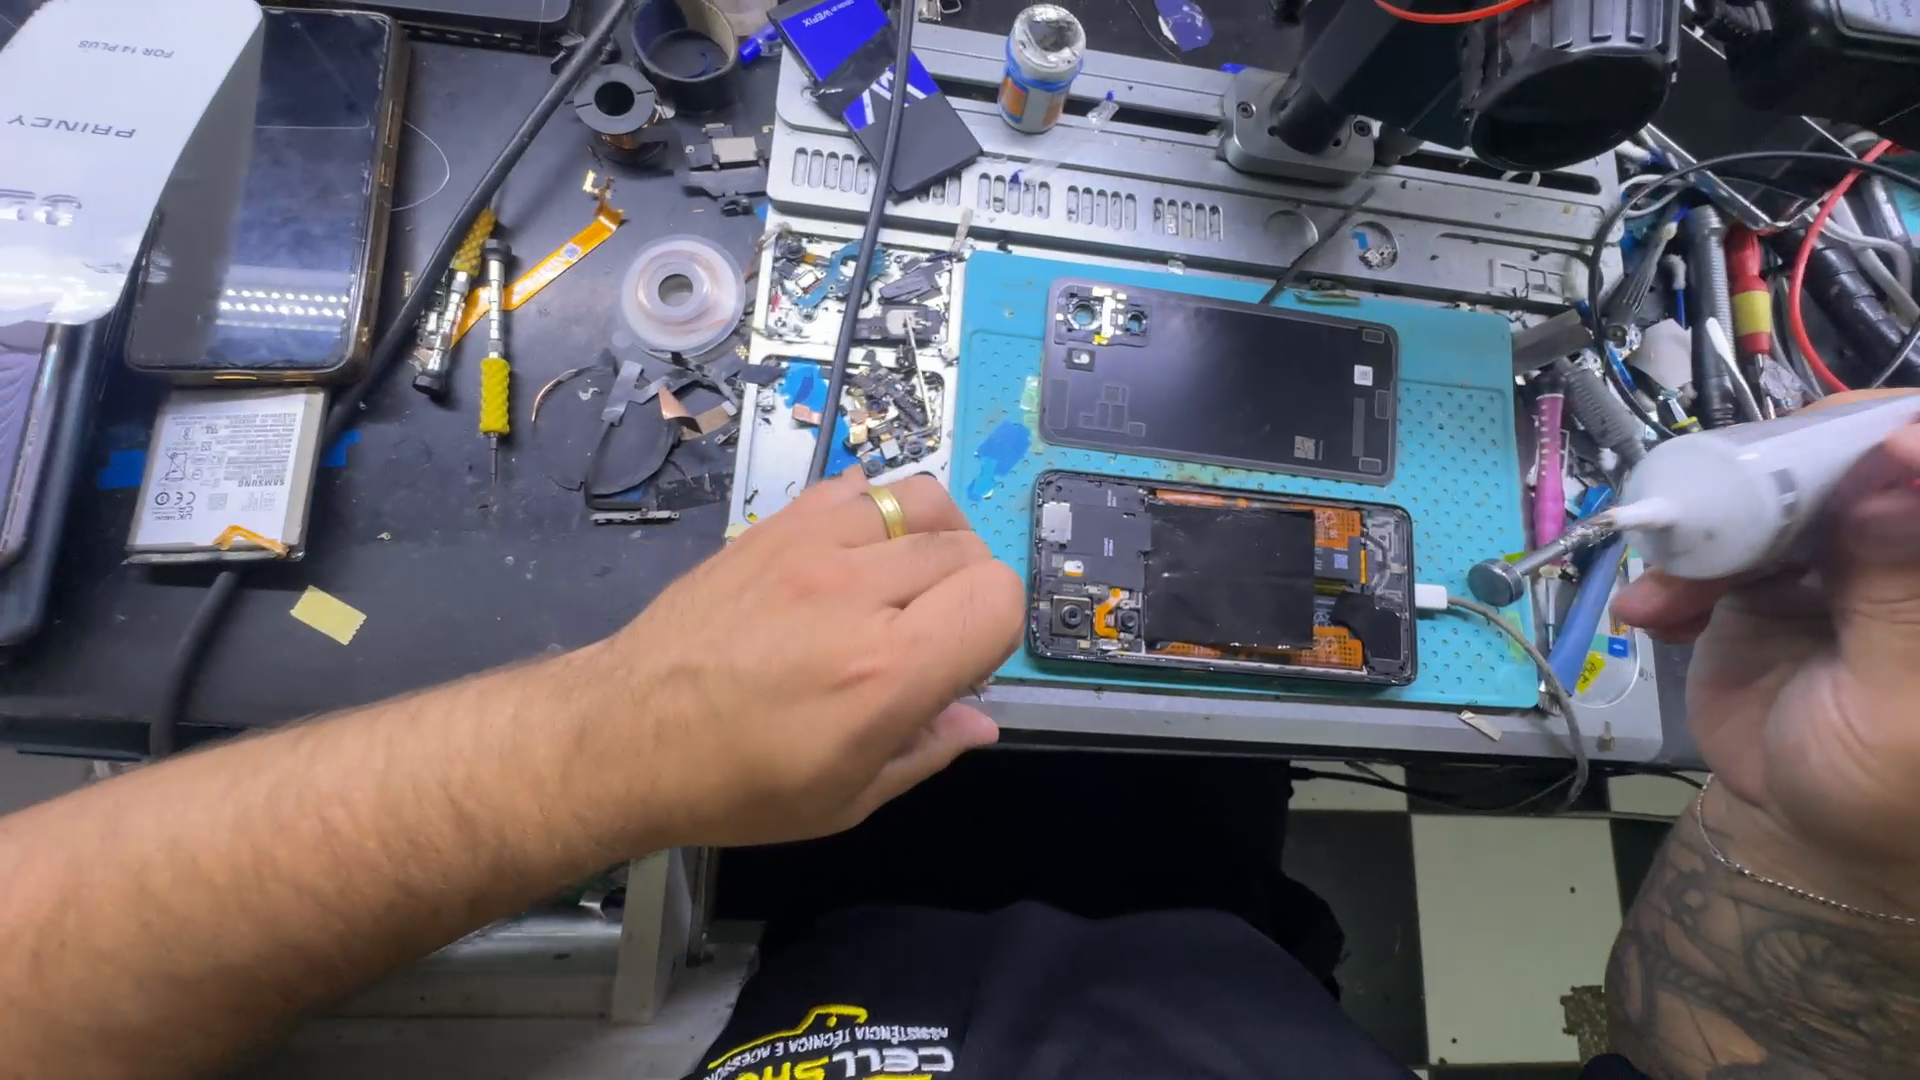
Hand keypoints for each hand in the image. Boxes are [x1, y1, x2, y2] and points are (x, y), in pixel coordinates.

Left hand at [580, 471, 1023, 848]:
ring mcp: (813, 545)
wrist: (624, 734)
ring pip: (924, 501)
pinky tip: (860, 552)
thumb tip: (983, 719)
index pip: (999, 597)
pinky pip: (860, 487)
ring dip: (936, 539)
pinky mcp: (778, 524)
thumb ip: (929, 750)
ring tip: (908, 578)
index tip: (963, 661)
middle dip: (969, 592)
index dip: (998, 631)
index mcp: (885, 671)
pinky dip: (881, 511)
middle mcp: (857, 592)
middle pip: (969, 549)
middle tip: (929, 632)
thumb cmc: (737, 783)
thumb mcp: (847, 799)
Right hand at [1616, 392, 1919, 896]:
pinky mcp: (1752, 586)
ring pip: (1746, 512)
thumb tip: (1901, 458)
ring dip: (1690, 549)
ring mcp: (1824, 564)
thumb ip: (1898, 590)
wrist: (1804, 820)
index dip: (1881, 437)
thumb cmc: (1887, 778)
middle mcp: (1895, 550)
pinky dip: (1665, 584)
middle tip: (1699, 523)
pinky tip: (1657, 619)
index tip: (1806, 458)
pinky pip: (1697, 559)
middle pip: (1828, 472)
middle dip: (1751, 495)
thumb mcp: (1899, 695)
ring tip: (1663, 600)